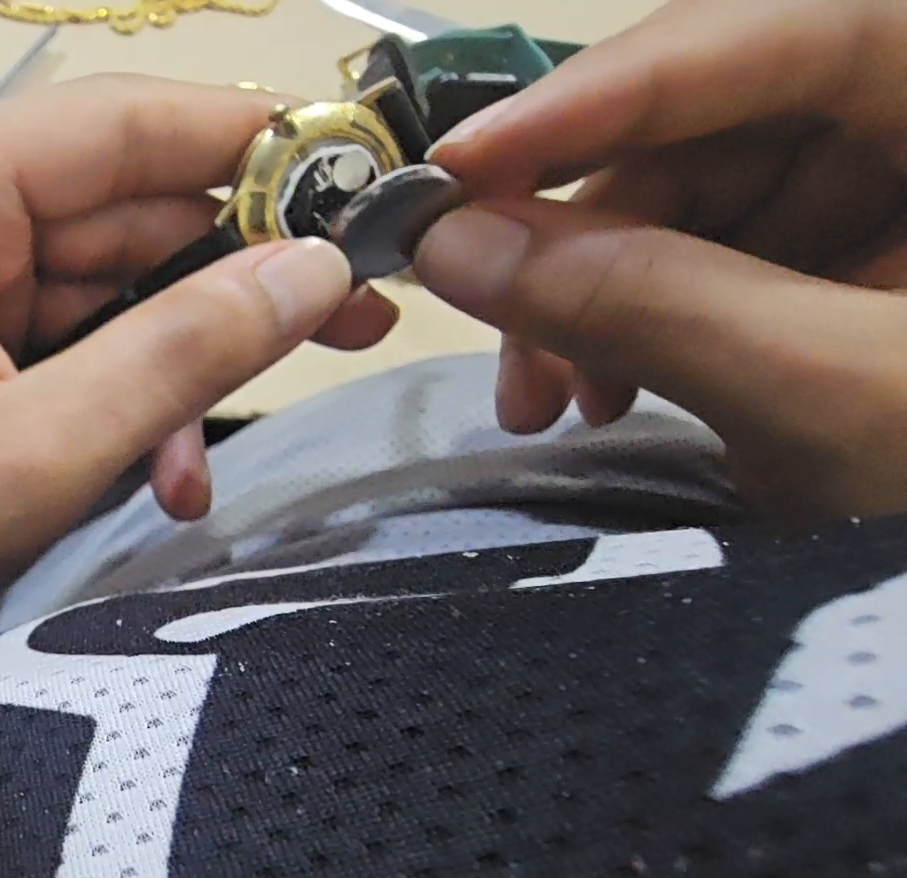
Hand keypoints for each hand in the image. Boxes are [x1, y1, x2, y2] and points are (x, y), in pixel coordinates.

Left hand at [0, 76, 380, 724]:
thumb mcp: (41, 449)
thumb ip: (182, 352)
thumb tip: (317, 269)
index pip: (115, 128)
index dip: (248, 145)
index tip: (363, 172)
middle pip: (119, 209)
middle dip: (228, 279)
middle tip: (354, 317)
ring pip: (104, 287)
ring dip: (172, 369)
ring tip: (210, 457)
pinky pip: (67, 342)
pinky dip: (119, 400)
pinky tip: (155, 473)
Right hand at [415, 0, 906, 518]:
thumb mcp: (825, 394)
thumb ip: (636, 301)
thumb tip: (450, 243)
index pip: (779, 36)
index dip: (595, 94)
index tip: (450, 168)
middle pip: (699, 139)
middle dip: (571, 248)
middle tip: (491, 330)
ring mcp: (884, 198)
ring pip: (667, 216)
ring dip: (576, 311)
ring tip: (548, 404)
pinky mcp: (827, 267)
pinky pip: (679, 272)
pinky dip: (611, 337)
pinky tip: (593, 401)